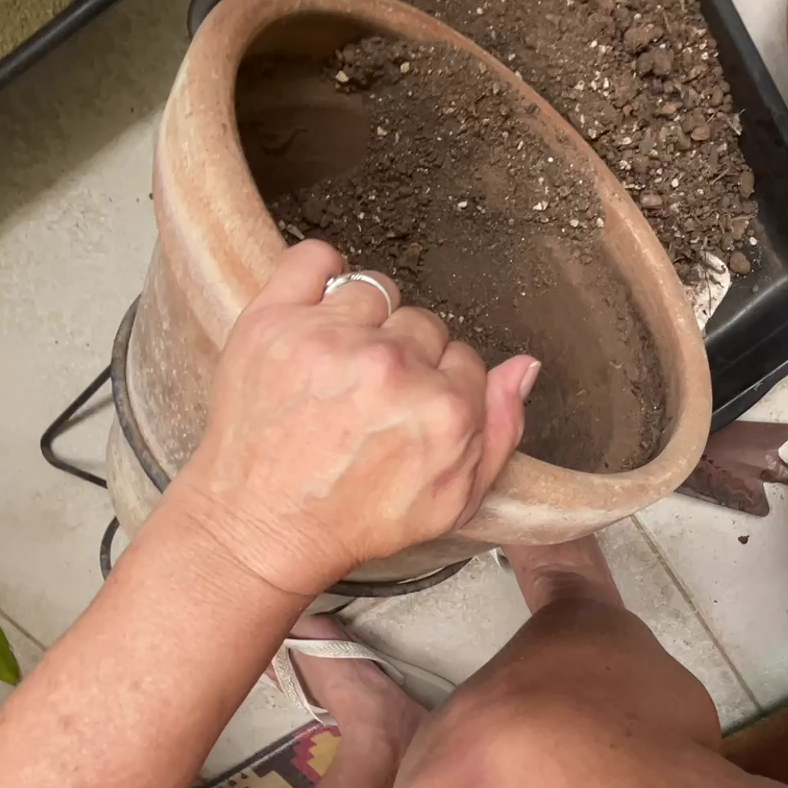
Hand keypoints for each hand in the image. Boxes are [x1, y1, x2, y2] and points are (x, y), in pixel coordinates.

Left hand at [171, 241, 539, 595]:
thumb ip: (503, 431)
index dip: (442, 383)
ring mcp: (331, 339)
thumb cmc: (357, 521)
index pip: (466, 357)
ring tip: (343, 365)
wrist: (262, 529)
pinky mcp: (274, 322)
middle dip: (408, 356)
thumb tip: (524, 366)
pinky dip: (320, 271)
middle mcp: (393, 366)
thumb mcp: (454, 501)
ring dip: (367, 322)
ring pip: (376, 292)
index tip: (414, 407)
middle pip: (424, 324)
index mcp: (445, 408)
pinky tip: (321, 307)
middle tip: (375, 396)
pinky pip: (312, 259)